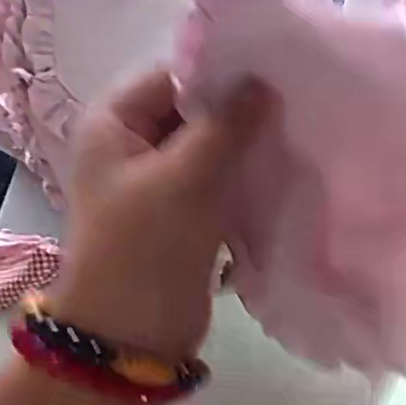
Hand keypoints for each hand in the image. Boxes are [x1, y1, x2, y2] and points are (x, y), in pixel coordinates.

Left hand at [53, 71, 275, 360]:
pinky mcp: (184, 217)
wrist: (133, 330)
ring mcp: (160, 184)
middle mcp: (133, 147)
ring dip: (245, 151)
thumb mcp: (187, 178)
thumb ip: (226, 127)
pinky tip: (278, 179)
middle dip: (238, 115)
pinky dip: (243, 181)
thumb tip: (263, 85)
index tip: (273, 79)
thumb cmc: (148, 246)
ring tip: (291, 144)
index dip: (219, 74)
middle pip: (193, 113)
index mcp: (113, 124)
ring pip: (210, 151)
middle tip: (291, 113)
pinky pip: (218, 185)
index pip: (171, 77)